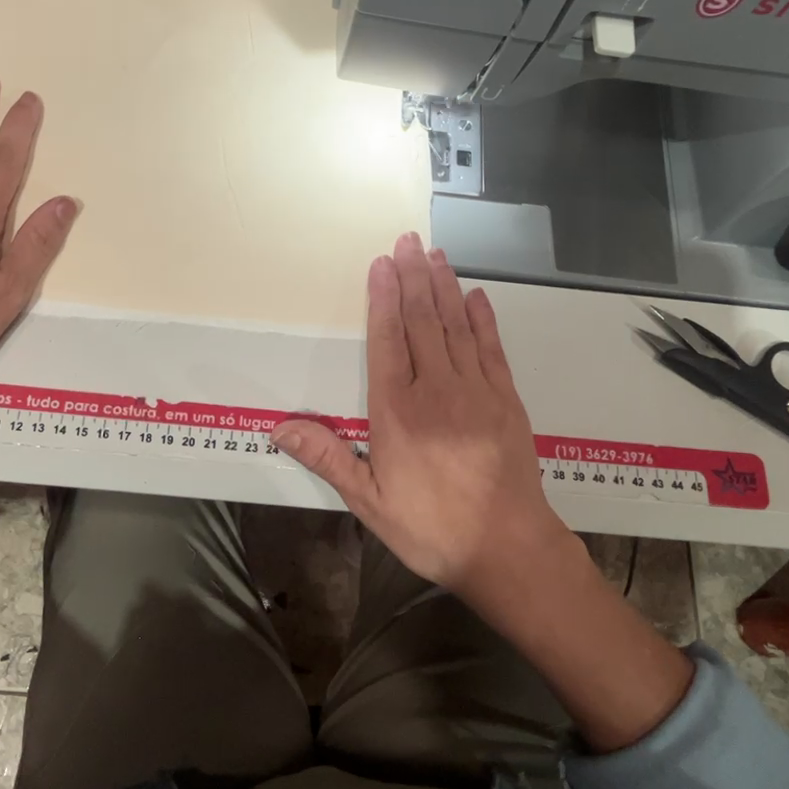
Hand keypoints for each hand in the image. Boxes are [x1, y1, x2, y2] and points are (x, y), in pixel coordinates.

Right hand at [272, 233, 575, 599]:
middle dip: (413, 278)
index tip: (381, 264)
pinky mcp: (506, 400)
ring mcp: (477, 391)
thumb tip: (279, 427)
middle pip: (422, 322)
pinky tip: (476, 296)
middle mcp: (437, 389)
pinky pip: (492, 349)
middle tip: (408, 239)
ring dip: (444, 287)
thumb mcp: (370, 502)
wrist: (509, 549)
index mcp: (398, 411)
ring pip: (457, 326)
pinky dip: (483, 319)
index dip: (383, 298)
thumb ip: (328, 458)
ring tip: (435, 254)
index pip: (388, 340)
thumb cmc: (432, 528)